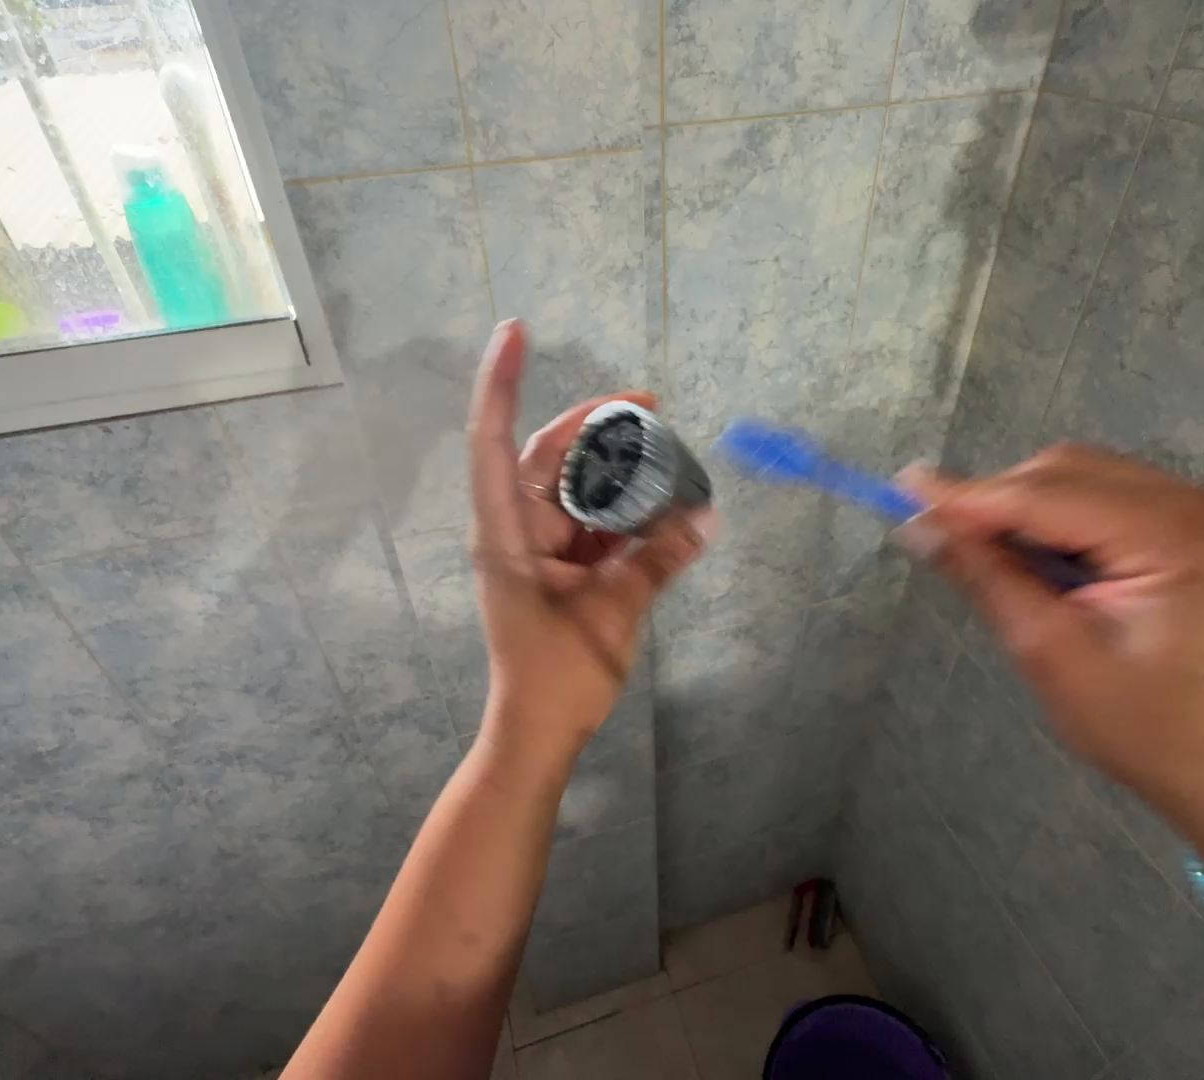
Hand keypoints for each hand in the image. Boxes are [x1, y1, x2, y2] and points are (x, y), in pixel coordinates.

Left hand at [465, 320, 712, 770]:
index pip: (495, 442)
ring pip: (576, 485)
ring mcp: (539, 545)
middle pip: (550, 454)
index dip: (500, 384)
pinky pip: (593, 519)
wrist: (540, 730)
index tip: (516, 331)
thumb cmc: (558, 676)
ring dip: (616, 467)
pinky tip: (663, 503)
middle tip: (651, 403)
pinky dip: (624, 508)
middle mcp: (516, 527)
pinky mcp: (562, 564)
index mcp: (506, 532)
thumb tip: (707, 517)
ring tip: (666, 451)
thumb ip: (658, 562)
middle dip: (595, 424)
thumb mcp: (613, 614)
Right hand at [895, 444, 1203, 890]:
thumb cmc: (1161, 739)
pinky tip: (1047, 566)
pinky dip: (1068, 525)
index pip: (1048, 495)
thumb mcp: (1057, 659)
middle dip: (1001, 498)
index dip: (968, 493)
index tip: (903, 487)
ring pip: (1093, 483)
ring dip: (1031, 511)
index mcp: (1181, 535)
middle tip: (943, 537)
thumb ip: (988, 580)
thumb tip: (919, 529)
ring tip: (992, 558)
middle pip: (1073, 472)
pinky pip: (1120, 508)